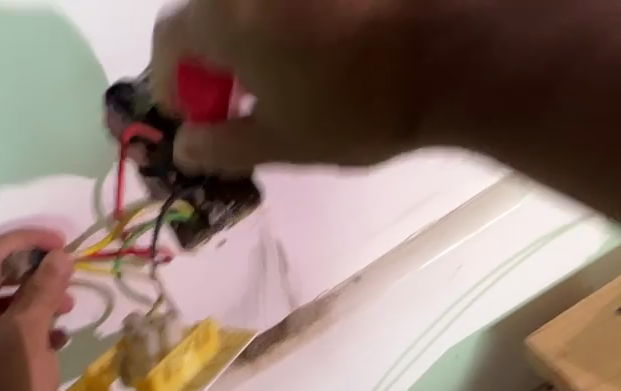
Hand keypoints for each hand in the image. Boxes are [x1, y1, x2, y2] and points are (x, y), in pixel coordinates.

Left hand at [0, 228, 75, 390]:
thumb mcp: (29, 333)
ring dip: (29, 306)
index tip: (64, 244)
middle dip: (32, 277)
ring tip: (65, 315)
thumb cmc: (6, 387)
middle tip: (68, 282)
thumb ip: (44, 290)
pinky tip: (50, 341)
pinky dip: (16, 332)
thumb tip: (59, 258)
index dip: (30, 243)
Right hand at [151, 0, 438, 171]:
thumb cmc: (357, 109)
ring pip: (246, 4)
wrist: (452, 54)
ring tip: (282, 74)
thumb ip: (221, 144)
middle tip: (239, 97)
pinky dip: (283, 20)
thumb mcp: (282, 143)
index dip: (174, 82)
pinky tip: (315, 44)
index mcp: (224, 15)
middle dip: (210, 57)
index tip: (195, 113)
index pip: (168, 41)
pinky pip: (286, 2)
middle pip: (206, 12)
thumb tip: (185, 146)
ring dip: (247, 35)